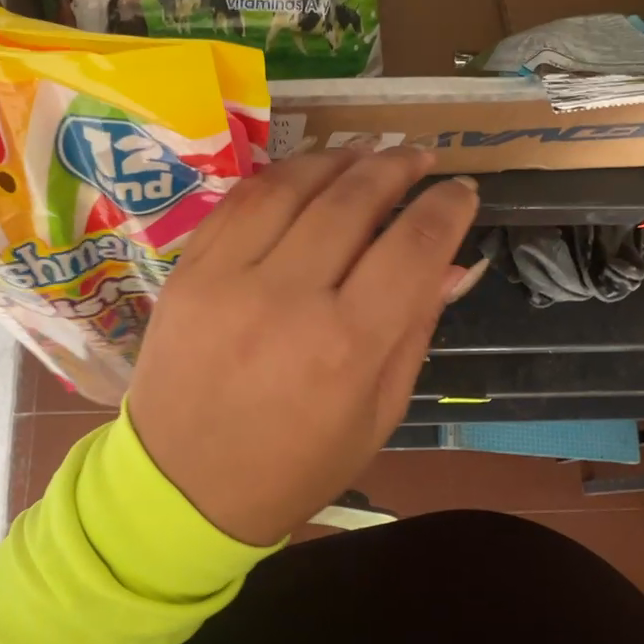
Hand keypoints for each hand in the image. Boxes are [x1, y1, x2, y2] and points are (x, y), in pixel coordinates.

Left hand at [127, 149, 484, 545]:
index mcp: (346, 348)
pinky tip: (306, 176)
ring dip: (338, 160)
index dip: (447, 209)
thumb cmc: (294, 467)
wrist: (182, 487)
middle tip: (419, 157)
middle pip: (353, 201)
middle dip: (396, 168)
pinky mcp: (188, 271)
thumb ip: (415, 330)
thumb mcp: (376, 416)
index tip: (462, 191)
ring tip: (367, 155)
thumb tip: (453, 263)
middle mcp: (287, 300)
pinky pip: (240, 202)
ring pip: (292, 187)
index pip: (413, 248)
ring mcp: (227, 279)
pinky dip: (281, 179)